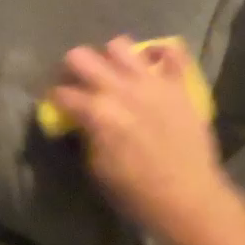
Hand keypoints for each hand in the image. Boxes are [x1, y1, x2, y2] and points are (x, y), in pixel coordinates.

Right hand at [51, 36, 243, 244]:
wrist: (189, 199)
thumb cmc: (136, 192)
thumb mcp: (96, 167)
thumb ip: (85, 135)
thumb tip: (80, 122)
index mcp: (96, 111)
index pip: (61, 93)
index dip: (55, 101)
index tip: (58, 108)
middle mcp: (120, 88)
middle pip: (80, 56)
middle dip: (73, 70)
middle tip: (79, 85)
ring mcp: (152, 82)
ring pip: (120, 45)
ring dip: (111, 58)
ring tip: (115, 74)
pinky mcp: (179, 85)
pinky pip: (172, 52)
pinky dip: (159, 53)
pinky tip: (151, 64)